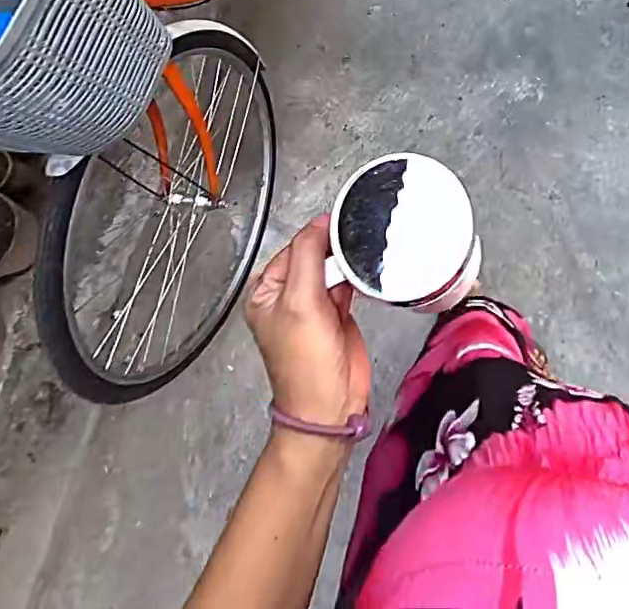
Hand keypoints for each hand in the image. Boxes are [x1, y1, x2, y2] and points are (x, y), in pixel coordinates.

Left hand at [245, 215, 370, 425]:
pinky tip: (361, 279)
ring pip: (332, 267)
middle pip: (313, 254)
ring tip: (354, 268)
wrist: (331, 404)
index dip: (315, 236)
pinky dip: (355, 278)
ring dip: (344, 263)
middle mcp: (288, 296)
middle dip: (331, 249)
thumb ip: (308, 256)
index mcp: (267, 291)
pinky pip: (347, 282)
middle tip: (348, 248)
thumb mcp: (300, 301)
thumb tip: (318, 224)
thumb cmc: (305, 366)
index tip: (336, 228)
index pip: (293, 247)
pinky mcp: (337, 313)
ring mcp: (314, 305)